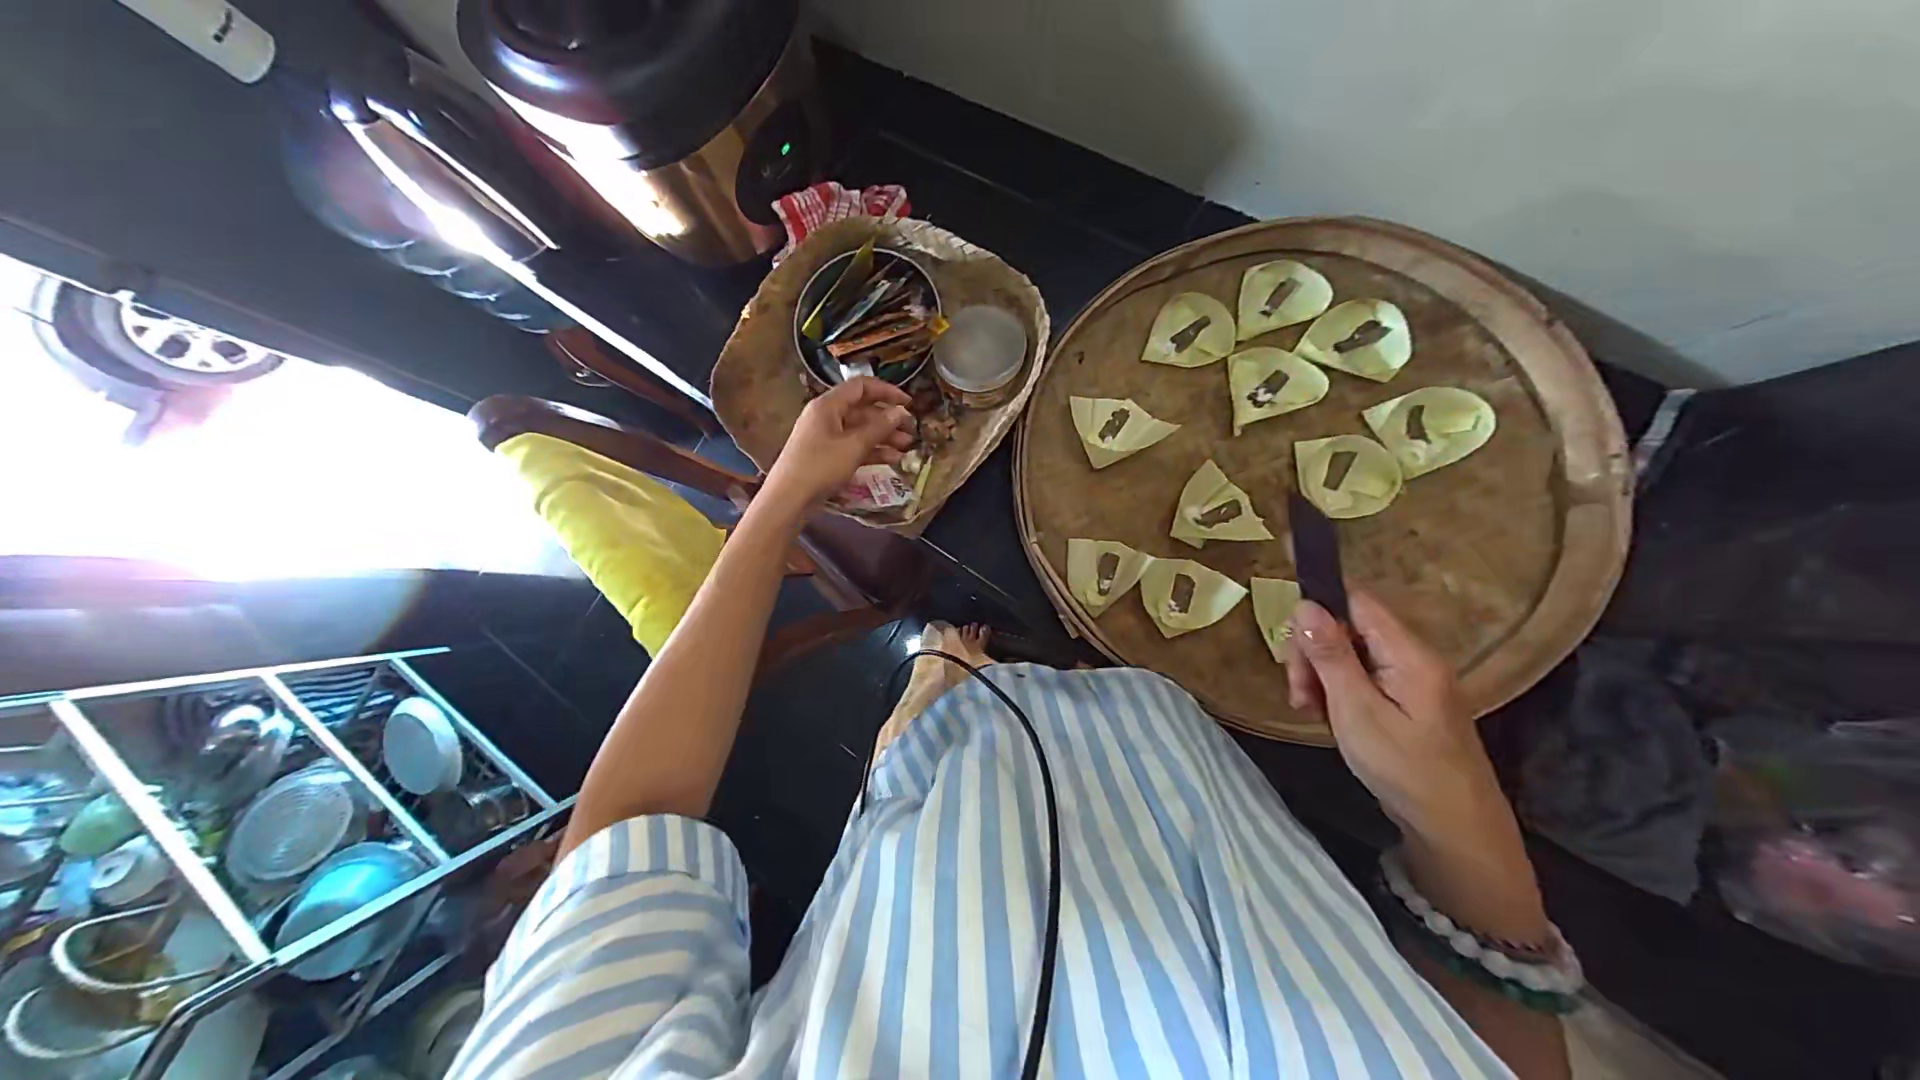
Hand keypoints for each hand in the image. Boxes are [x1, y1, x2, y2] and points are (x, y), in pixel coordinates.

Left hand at [763, 376, 914, 509]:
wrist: (788, 499)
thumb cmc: (820, 467)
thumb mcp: (853, 446)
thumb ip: (879, 428)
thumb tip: (900, 411)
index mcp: (828, 405)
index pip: (861, 387)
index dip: (887, 391)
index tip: (909, 403)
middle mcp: (826, 416)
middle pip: (862, 410)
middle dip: (888, 419)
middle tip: (911, 431)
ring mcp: (826, 436)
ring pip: (860, 430)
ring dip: (884, 437)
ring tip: (906, 447)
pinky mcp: (827, 455)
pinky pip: (853, 446)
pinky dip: (872, 451)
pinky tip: (892, 459)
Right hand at [1284, 591, 1506, 839]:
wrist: (1455, 829)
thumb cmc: (1405, 769)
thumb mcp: (1357, 711)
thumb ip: (1331, 656)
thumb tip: (1305, 605)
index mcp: (1409, 654)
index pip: (1358, 601)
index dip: (1319, 606)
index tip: (1288, 637)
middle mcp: (1412, 658)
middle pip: (1348, 628)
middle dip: (1313, 652)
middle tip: (1298, 692)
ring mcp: (1409, 680)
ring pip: (1349, 654)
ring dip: (1319, 674)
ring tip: (1307, 709)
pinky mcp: (1403, 701)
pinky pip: (1360, 677)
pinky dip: (1335, 691)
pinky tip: (1324, 715)